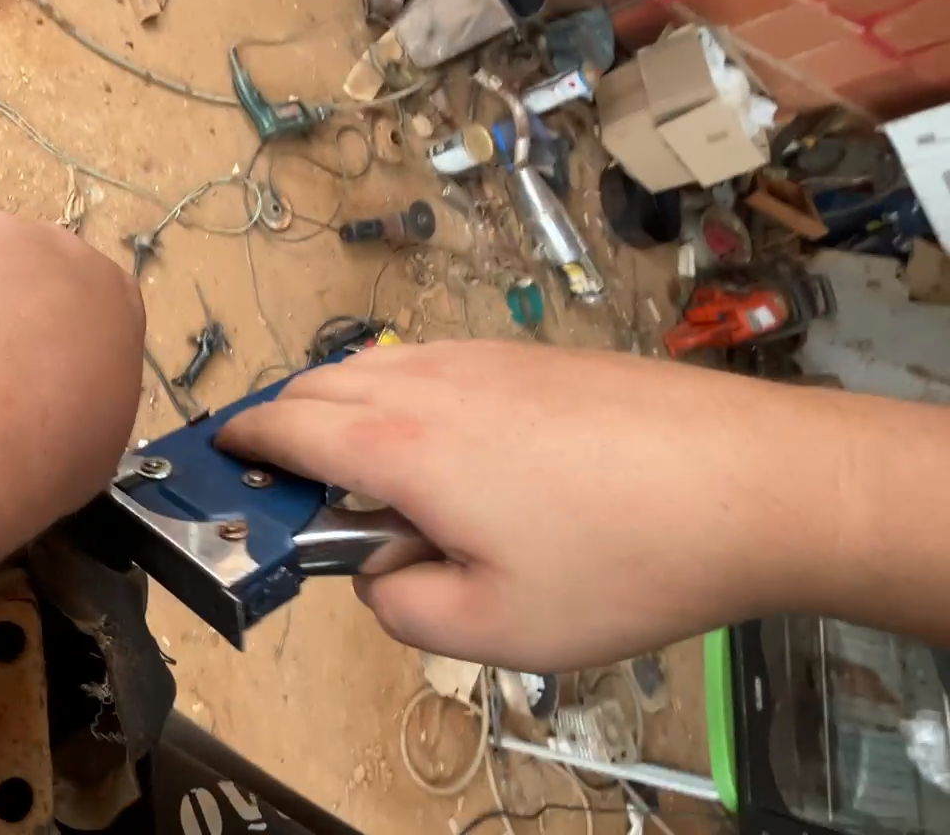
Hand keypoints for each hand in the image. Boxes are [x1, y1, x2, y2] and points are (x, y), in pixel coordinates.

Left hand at [0, 208, 145, 510]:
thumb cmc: (40, 452)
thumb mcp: (94, 444)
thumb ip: (86, 402)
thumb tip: (60, 406)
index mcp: (113, 299)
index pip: (91, 308)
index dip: (55, 342)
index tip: (30, 376)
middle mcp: (60, 250)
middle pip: (31, 275)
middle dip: (4, 316)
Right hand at [215, 340, 885, 670]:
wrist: (757, 478)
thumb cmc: (621, 558)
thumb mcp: (500, 627)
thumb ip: (401, 609)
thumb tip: (374, 574)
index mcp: (392, 446)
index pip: (280, 428)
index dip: (239, 440)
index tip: (220, 455)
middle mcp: (413, 385)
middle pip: (307, 386)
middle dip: (274, 422)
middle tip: (283, 472)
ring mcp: (463, 357)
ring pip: (355, 365)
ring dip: (325, 402)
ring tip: (349, 453)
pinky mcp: (507, 350)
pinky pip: (408, 358)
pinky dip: (378, 386)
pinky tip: (424, 429)